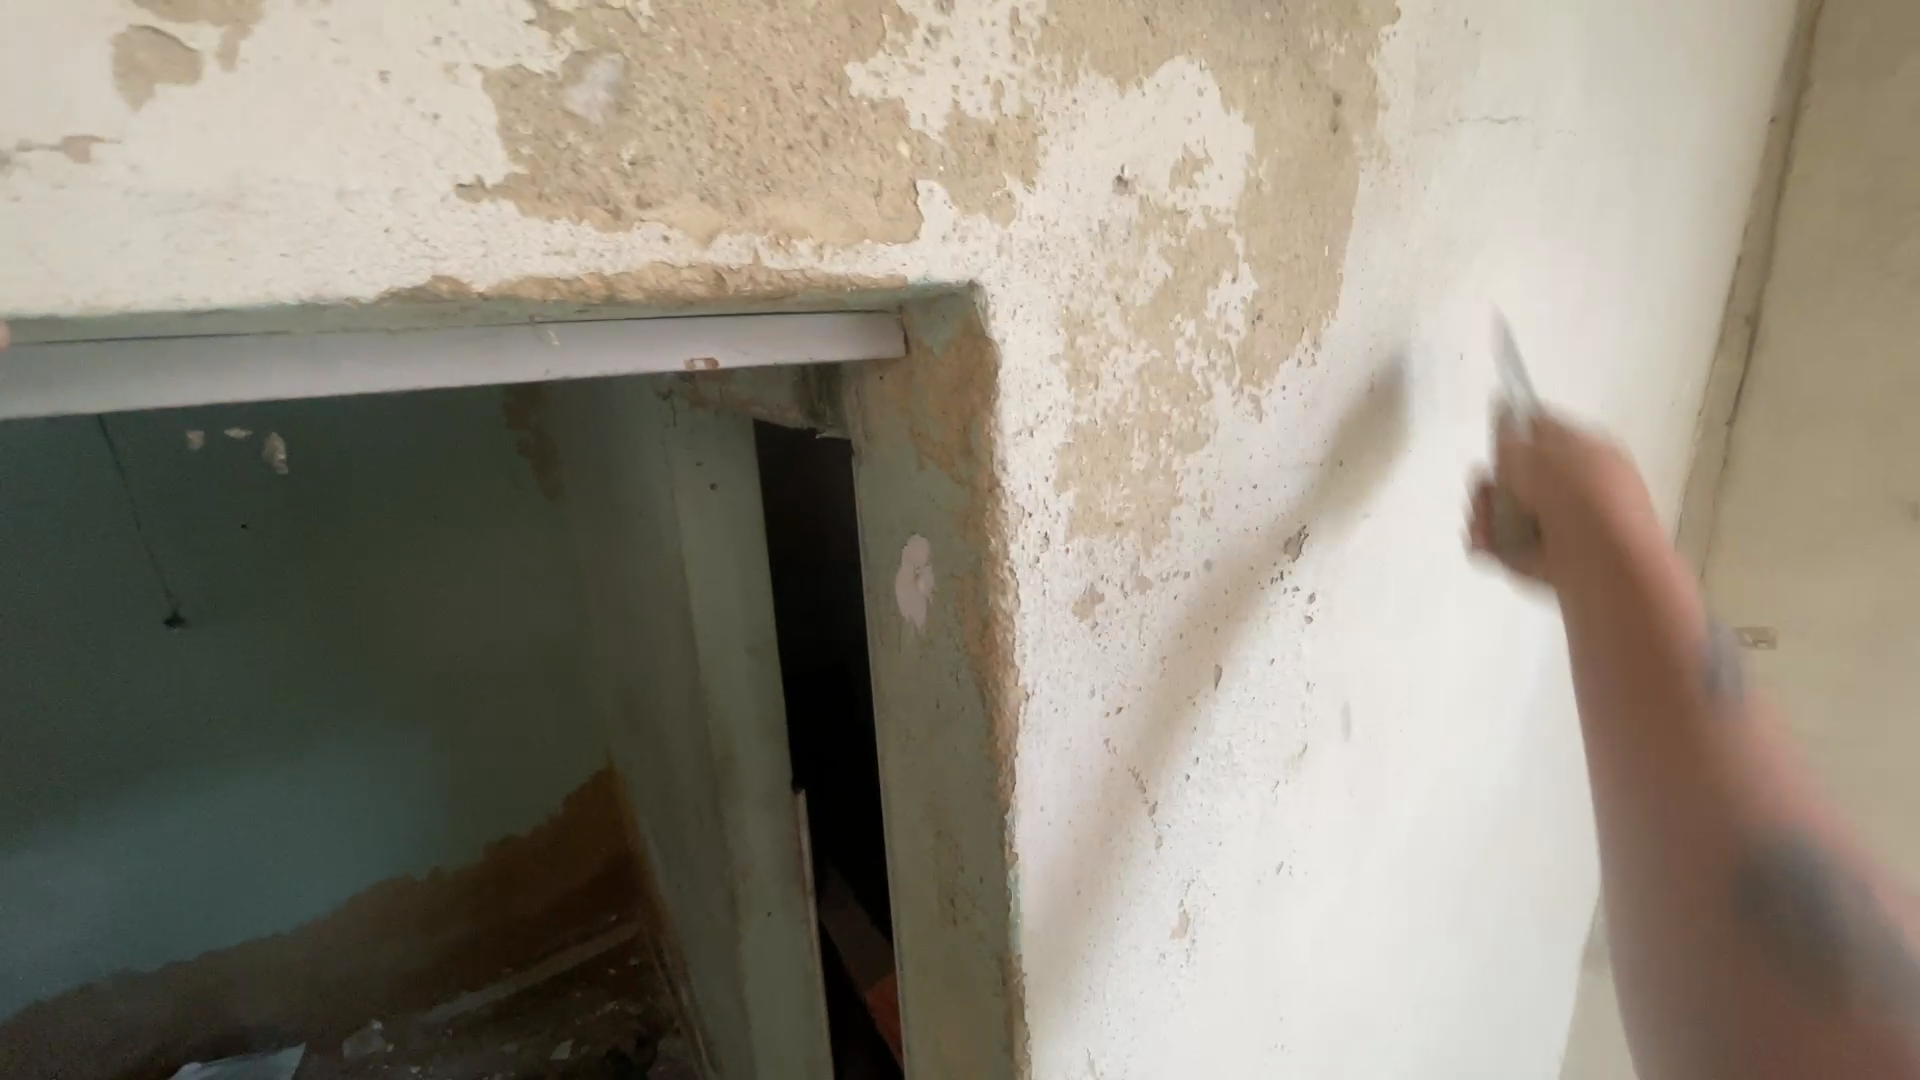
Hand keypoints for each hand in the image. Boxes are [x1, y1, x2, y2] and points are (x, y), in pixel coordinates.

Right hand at [1468, 410, 1662, 590]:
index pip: (1539, 429)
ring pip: (1500, 508)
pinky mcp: (1542, 552)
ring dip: (1484, 514)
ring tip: (1488, 523)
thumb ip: (1511, 432)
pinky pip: (1501, 540)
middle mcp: (1572, 482)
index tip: (1494, 441)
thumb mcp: (1535, 451)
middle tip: (1488, 490)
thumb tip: (1502, 407)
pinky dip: (1489, 542)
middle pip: (1511, 473)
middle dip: (1490, 483)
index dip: (1512, 432)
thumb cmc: (1573, 496)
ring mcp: (1558, 518)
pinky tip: (1488, 542)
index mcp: (1584, 449)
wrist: (1599, 558)